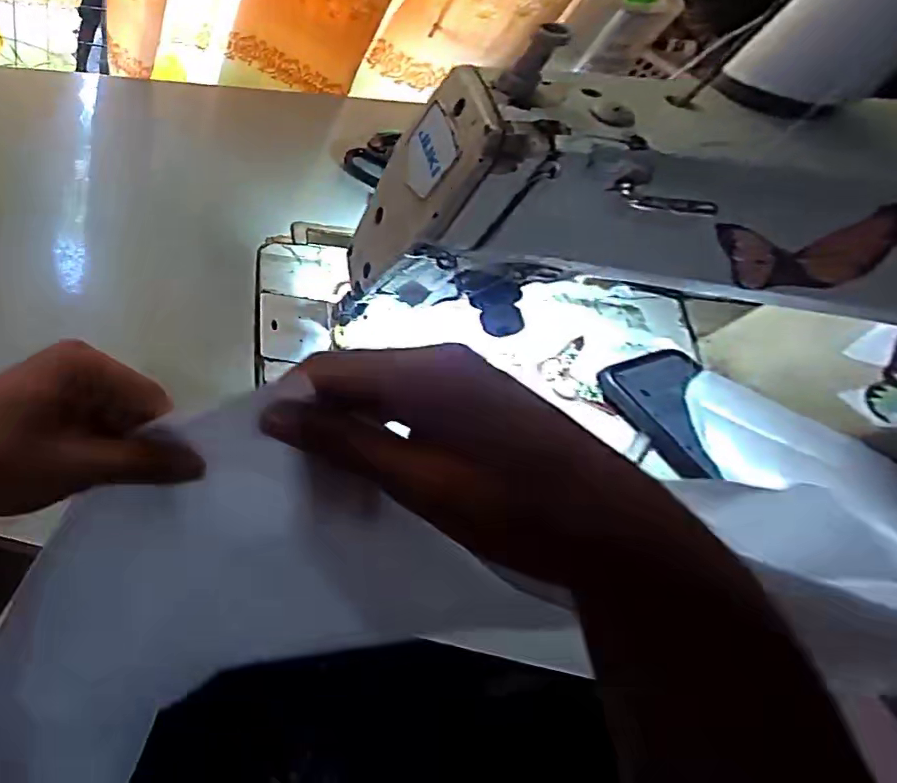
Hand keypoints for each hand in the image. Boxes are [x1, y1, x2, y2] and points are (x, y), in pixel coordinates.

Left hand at [0, 340, 203, 517]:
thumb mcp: (75, 467)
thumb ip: (139, 463)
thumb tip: (199, 463)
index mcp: (83, 363)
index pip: (151, 398)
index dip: (164, 440)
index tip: (170, 485)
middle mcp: (75, 360)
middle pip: (132, 404)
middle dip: (138, 445)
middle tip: (139, 493)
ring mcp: (58, 377)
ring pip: (111, 415)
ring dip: (114, 449)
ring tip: (109, 489)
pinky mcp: (45, 396)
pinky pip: (88, 418)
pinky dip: (94, 446)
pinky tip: (86, 476)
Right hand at [262, 345, 726, 592]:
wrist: (627, 541)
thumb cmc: (516, 512)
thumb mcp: (419, 482)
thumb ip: (343, 442)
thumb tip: (275, 416)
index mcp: (423, 369)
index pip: (329, 369)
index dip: (292, 401)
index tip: (269, 441)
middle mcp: (439, 356)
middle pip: (352, 371)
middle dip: (319, 412)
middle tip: (301, 461)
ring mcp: (464, 371)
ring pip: (378, 383)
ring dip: (350, 418)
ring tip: (337, 465)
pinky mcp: (480, 391)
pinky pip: (408, 394)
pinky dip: (383, 420)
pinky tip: (383, 455)